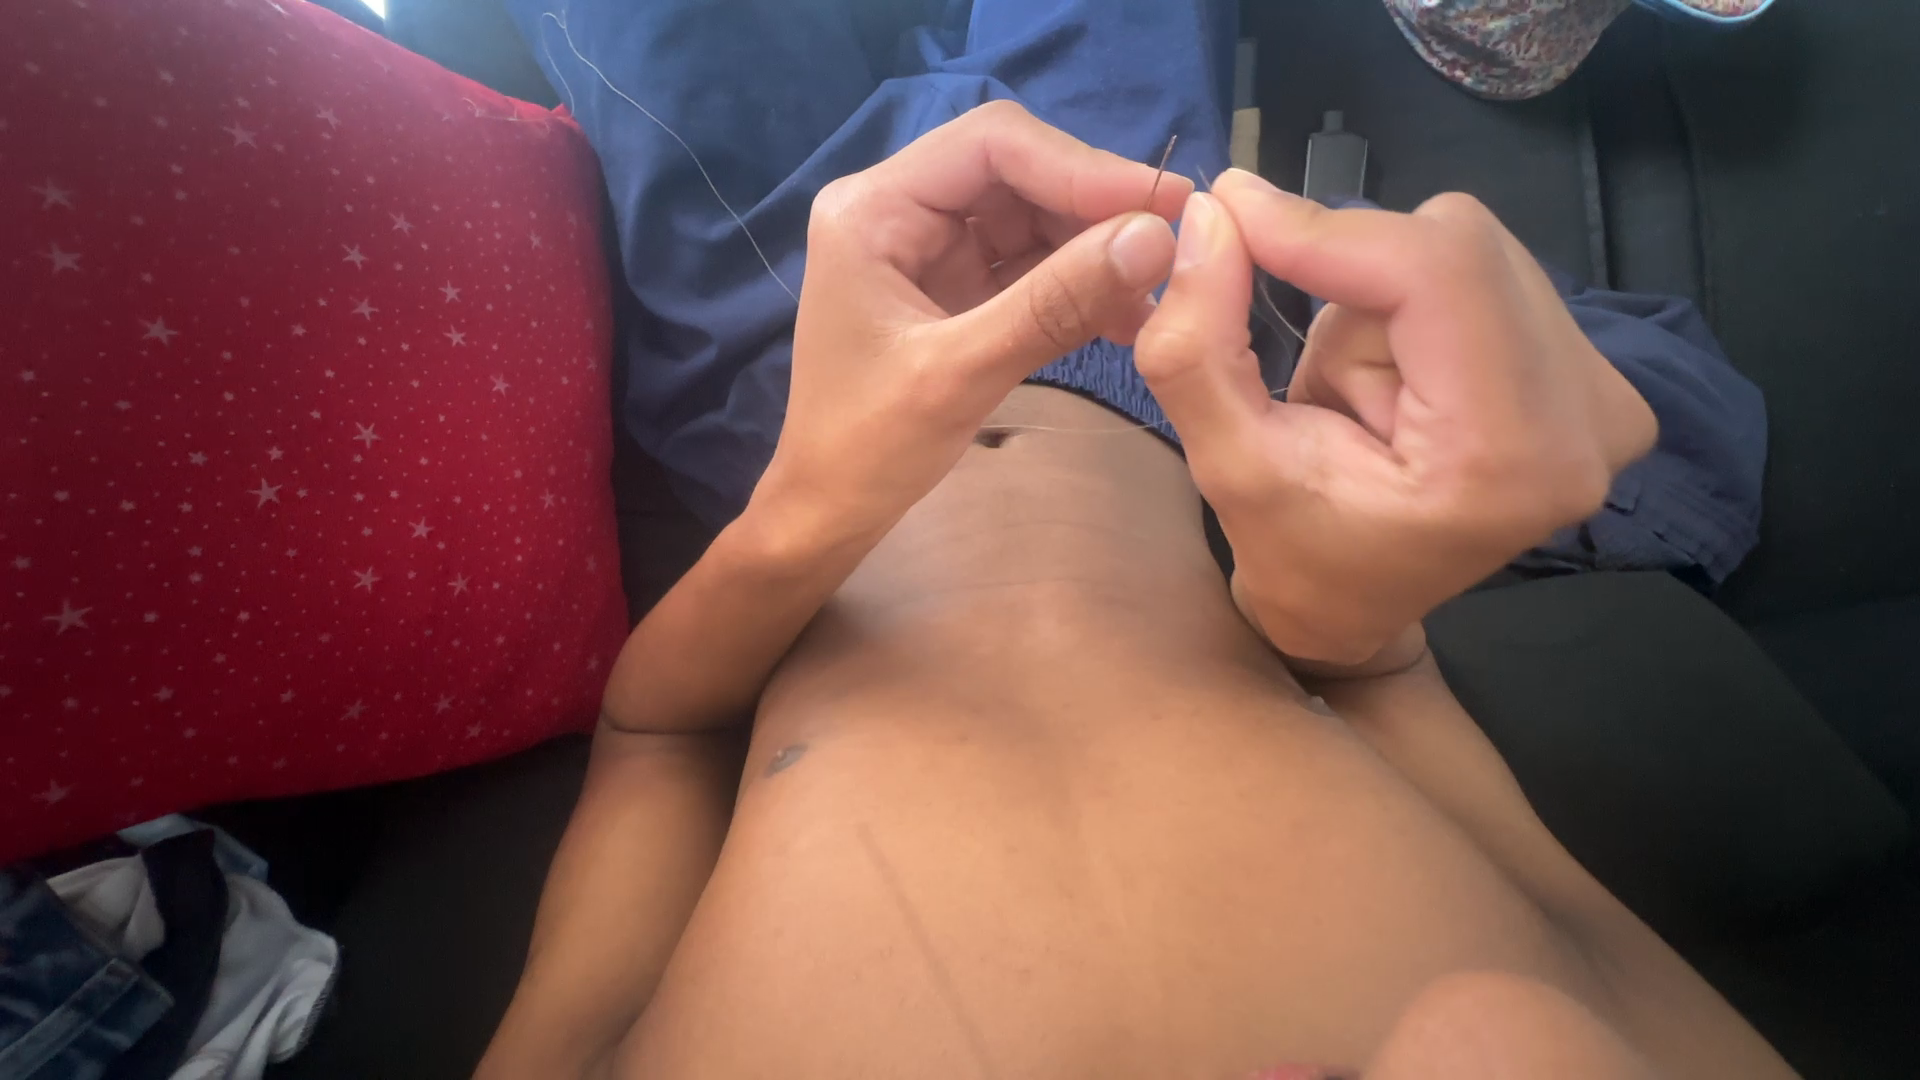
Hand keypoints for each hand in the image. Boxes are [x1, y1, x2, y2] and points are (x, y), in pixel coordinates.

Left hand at [757, 100, 1188, 545]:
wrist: (833, 507)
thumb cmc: (870, 447)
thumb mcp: (960, 373)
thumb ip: (1053, 305)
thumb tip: (1155, 239)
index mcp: (874, 211)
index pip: (992, 147)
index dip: (1082, 168)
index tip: (1163, 202)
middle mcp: (899, 214)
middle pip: (1016, 178)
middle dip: (1092, 213)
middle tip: (1169, 251)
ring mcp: (926, 253)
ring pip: (1028, 225)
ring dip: (1091, 255)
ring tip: (1151, 298)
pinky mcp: (950, 292)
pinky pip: (1024, 271)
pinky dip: (1072, 290)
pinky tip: (1119, 317)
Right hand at [1135, 171, 1655, 665]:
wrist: (1353, 607)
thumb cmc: (1292, 558)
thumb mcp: (1226, 467)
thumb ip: (1197, 350)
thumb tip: (1209, 215)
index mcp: (1507, 454)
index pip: (1435, 272)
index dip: (1324, 229)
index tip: (1231, 210)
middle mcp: (1593, 414)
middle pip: (1453, 248)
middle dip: (1347, 293)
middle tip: (1309, 384)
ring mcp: (1608, 392)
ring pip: (1462, 254)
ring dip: (1373, 310)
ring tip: (1351, 405)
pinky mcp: (1590, 377)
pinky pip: (1481, 274)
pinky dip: (1407, 313)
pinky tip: (1392, 392)